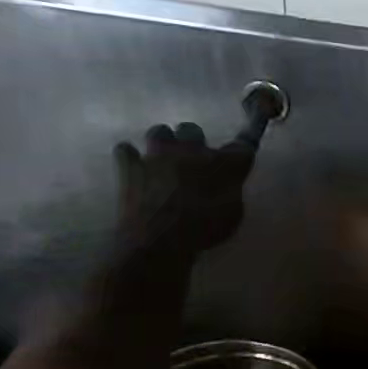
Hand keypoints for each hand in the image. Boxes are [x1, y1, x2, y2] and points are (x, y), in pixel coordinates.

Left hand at [114, 122, 254, 255]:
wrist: (159, 239)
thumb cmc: (203, 229)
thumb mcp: (232, 215)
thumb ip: (231, 192)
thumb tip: (229, 183)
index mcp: (221, 163)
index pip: (241, 146)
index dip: (239, 152)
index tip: (238, 160)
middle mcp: (191, 150)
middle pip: (192, 129)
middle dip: (193, 141)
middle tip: (193, 160)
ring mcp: (157, 155)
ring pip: (159, 131)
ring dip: (163, 142)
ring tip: (163, 158)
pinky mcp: (131, 166)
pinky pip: (126, 150)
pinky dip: (130, 157)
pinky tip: (134, 166)